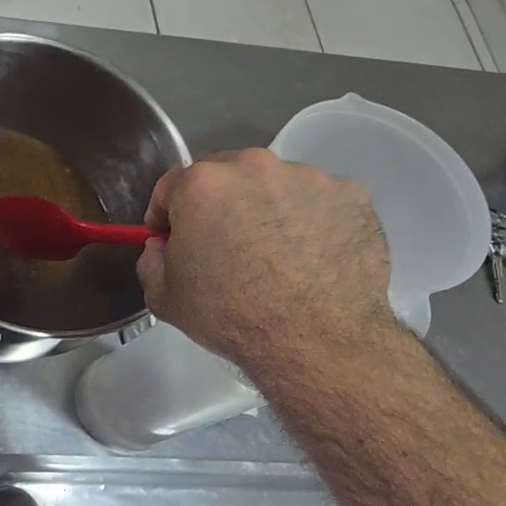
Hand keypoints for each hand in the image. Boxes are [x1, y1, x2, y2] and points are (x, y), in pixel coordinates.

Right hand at [136, 149, 397, 372]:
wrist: (317, 339)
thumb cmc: (231, 313)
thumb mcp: (164, 296)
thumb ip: (152, 260)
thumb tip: (162, 247)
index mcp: (202, 184)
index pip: (171, 186)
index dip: (165, 214)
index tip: (171, 239)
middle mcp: (255, 167)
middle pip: (224, 175)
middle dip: (217, 203)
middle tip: (222, 244)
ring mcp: (309, 178)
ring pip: (273, 185)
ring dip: (264, 207)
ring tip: (272, 252)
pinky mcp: (353, 195)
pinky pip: (317, 200)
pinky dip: (308, 219)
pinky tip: (309, 255)